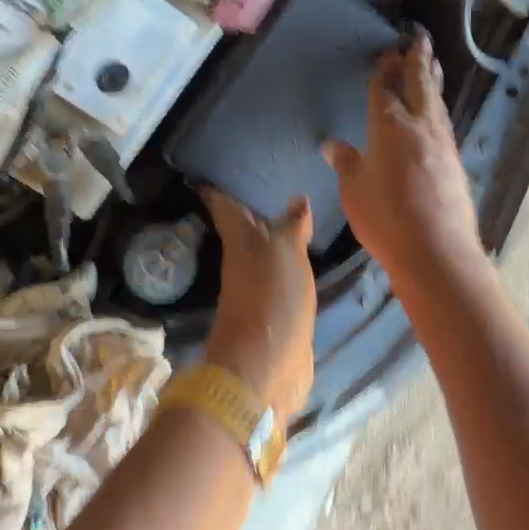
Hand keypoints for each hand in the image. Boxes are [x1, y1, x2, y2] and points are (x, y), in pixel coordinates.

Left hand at [200, 189, 317, 416]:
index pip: (224, 202)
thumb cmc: (270, 301)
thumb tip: (297, 198)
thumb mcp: (284, 253)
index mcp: (240, 240)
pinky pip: (287, 271)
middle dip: (256, 200)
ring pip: (269, 246)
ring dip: (278, 227)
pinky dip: (294, 255)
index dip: (220, 182)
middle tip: (275, 169)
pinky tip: (308, 245)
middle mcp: (248, 258)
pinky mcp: (281, 307)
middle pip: (248, 224)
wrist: (266, 370)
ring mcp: (263, 285)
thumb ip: (291, 225)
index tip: (220, 160)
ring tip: (298, 202)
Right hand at [322, 33, 486, 287]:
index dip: (384, 69)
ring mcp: (442, 142)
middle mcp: (419, 125)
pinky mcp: (455, 161)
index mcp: (389, 126)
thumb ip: (346, 163)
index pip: (384, 88)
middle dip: (418, 60)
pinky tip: (438, 113)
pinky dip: (438, 107)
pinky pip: (444, 122)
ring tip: (432, 65)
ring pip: (436, 101)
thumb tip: (332, 145)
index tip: (386, 54)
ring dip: (432, 80)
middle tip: (420, 39)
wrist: (437, 250)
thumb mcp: (354, 191)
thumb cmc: (387, 218)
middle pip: (419, 83)